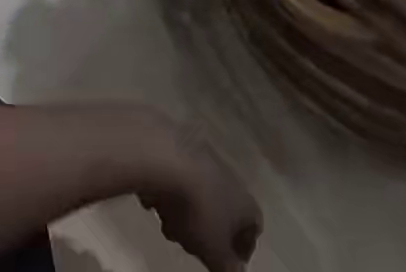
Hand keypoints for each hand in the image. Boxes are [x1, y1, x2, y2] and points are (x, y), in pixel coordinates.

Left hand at [140, 129, 262, 271]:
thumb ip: (227, 267)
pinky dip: (166, 189)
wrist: (162, 159)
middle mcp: (228, 176)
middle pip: (222, 210)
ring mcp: (201, 157)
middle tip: (191, 245)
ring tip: (167, 225)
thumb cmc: (196, 211)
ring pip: (197, 193)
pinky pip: (175, 175)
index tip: (228, 262)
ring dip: (183, 213)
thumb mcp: (214, 253)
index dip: (242, 247)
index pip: (253, 228)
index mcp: (244, 202)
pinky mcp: (174, 145)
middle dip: (205, 232)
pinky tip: (152, 199)